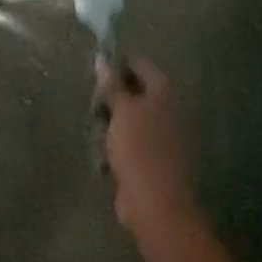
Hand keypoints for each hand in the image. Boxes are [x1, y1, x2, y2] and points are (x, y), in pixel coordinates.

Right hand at [95, 56, 198, 230]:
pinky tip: (105, 163)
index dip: (116, 64)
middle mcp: (166, 110)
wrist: (155, 203)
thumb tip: (102, 58)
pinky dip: (114, 152)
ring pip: (124, 121)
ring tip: (99, 142)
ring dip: (108, 130)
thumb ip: (112, 84)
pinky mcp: (149, 160)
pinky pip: (126, 146)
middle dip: (109, 103)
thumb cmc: (139, 148)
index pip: (139, 64)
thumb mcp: (121, 110)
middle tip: (96, 112)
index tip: (94, 74)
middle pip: (130, 94)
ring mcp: (160, 137)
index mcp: (164, 92)